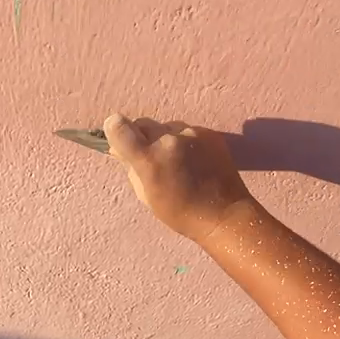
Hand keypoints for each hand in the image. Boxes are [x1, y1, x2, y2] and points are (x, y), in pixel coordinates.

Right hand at [104, 115, 256, 241]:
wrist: (224, 215)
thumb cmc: (180, 213)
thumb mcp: (145, 195)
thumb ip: (131, 167)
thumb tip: (120, 149)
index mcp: (149, 158)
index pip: (119, 126)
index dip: (115, 130)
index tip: (120, 141)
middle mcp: (169, 140)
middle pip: (142, 123)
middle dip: (140, 137)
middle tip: (150, 157)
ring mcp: (192, 134)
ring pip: (166, 127)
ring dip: (164, 139)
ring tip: (176, 161)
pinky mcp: (209, 133)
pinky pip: (187, 131)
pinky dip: (184, 142)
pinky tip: (193, 161)